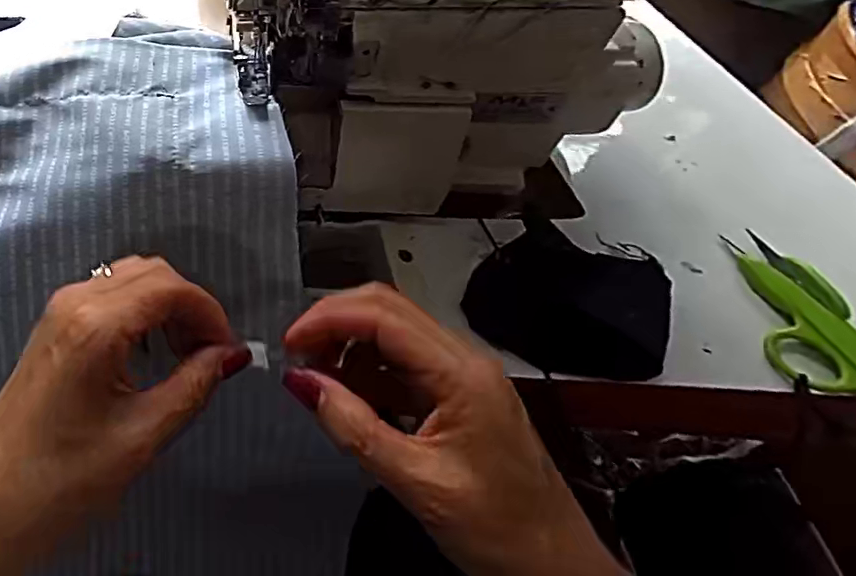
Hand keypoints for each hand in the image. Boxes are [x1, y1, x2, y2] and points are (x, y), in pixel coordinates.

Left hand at [0, 256, 251, 575]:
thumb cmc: (65, 476)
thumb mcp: (140, 435)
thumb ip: (191, 385)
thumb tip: (229, 354)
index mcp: (95, 323)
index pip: (167, 286)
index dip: (208, 311)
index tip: (229, 349)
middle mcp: (74, 299)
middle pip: (148, 271)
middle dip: (188, 303)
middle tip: (210, 353)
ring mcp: (58, 306)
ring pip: (126, 277)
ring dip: (163, 303)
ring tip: (184, 354)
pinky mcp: (53, 321)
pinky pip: (106, 293)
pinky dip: (137, 308)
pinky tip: (148, 349)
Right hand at [281, 284, 622, 575]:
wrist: (563, 574)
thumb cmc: (507, 535)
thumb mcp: (419, 484)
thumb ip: (354, 428)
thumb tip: (301, 381)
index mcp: (462, 375)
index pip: (379, 314)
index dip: (326, 319)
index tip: (291, 343)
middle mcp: (463, 360)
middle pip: (382, 306)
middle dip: (332, 323)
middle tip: (299, 354)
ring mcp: (460, 372)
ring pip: (387, 326)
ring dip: (346, 343)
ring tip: (322, 380)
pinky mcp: (454, 389)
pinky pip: (397, 356)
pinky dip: (364, 366)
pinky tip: (352, 397)